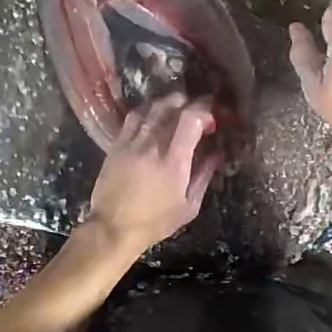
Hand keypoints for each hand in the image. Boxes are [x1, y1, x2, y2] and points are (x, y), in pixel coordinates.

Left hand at [86, 93, 222, 253]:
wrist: (113, 228)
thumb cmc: (155, 221)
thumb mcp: (189, 205)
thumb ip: (204, 175)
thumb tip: (218, 153)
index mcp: (173, 161)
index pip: (191, 119)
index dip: (206, 111)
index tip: (213, 120)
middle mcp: (152, 145)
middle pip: (172, 106)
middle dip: (191, 103)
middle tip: (200, 112)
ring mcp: (131, 142)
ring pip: (152, 107)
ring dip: (170, 103)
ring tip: (180, 109)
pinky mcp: (117, 144)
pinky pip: (134, 116)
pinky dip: (149, 110)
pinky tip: (155, 115)